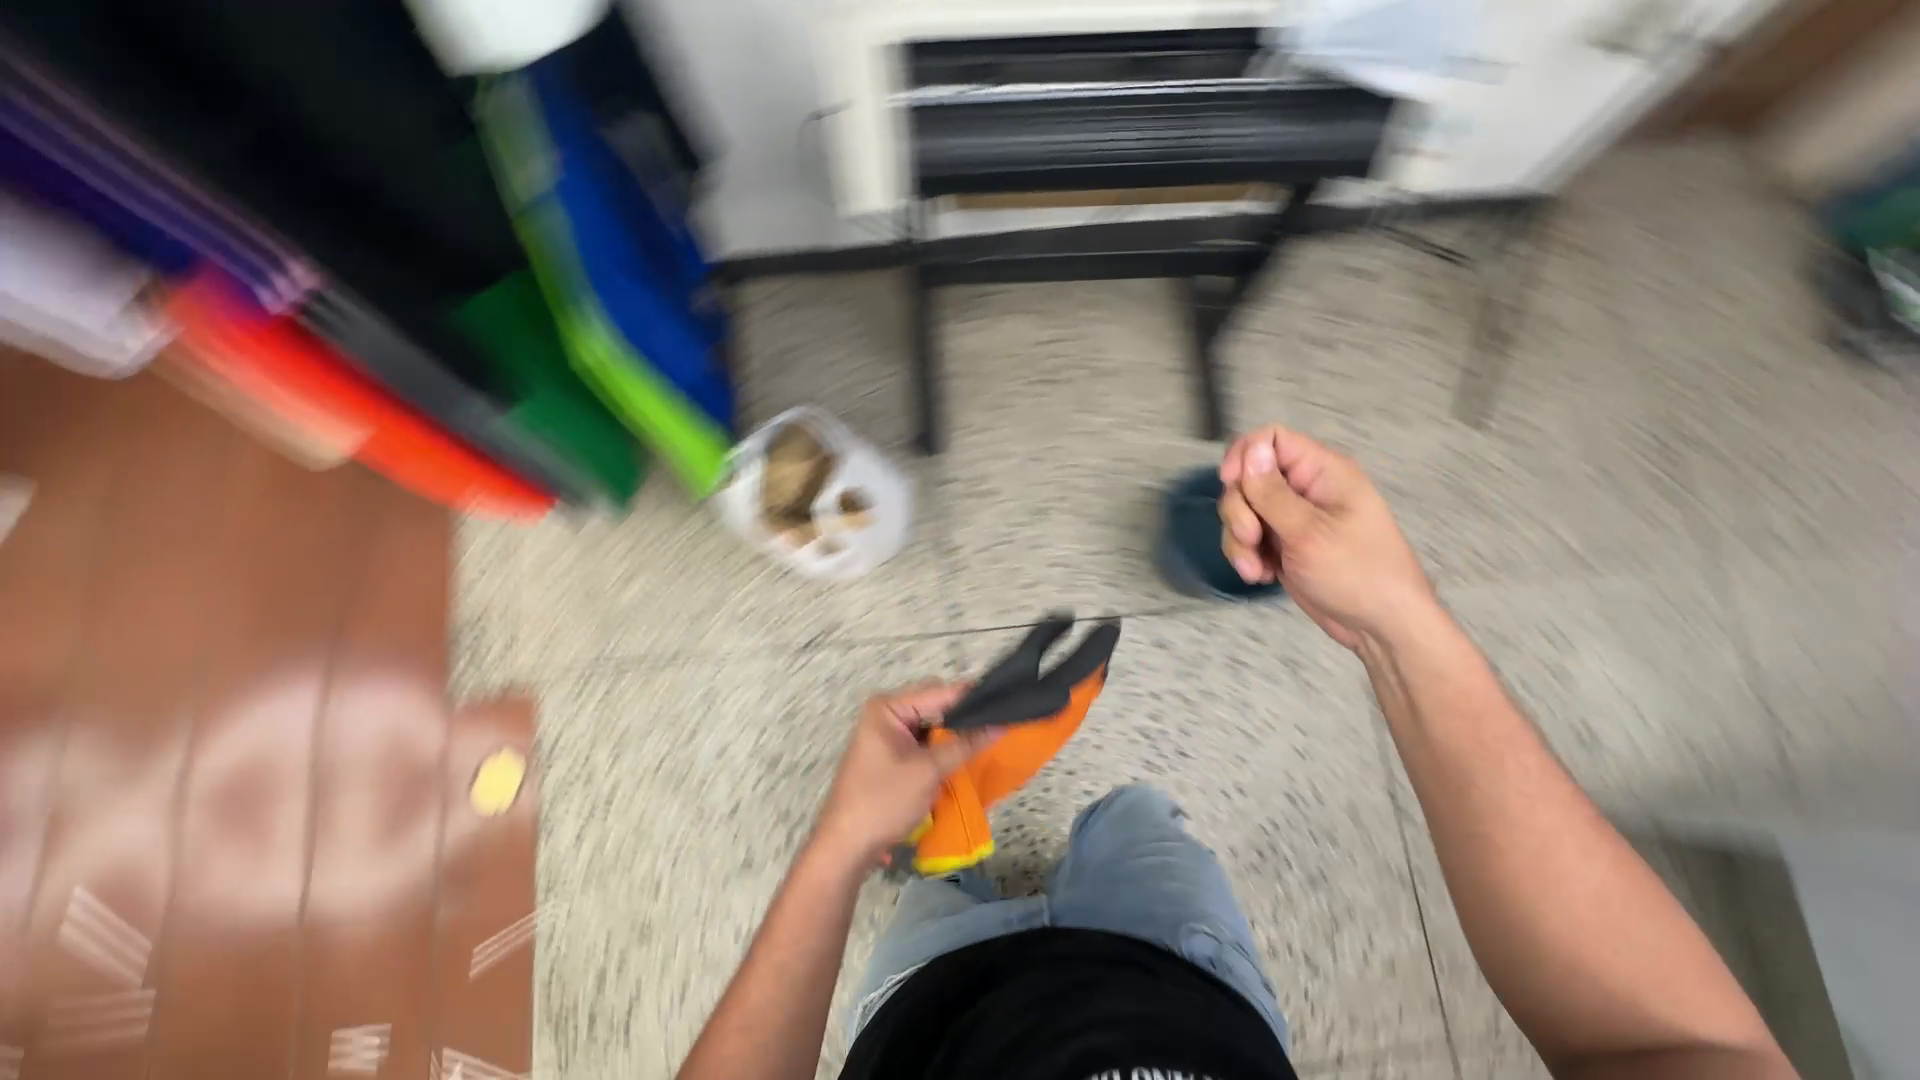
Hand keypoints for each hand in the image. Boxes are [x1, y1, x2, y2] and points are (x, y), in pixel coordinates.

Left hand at [813, 683, 999, 864]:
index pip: (938, 692)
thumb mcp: (928, 770)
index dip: (972, 698)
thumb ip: (965, 744)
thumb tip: (1000, 725)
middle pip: (935, 707)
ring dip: (955, 737)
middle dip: (964, 719)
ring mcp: (888, 737)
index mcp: (887, 708)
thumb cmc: (883, 801)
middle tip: (999, 726)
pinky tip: (965, 758)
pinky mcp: (892, 757)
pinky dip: (943, 751)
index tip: (1006, 703)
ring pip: (932, 728)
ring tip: (989, 741)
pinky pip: (925, 745)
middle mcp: (886, 715)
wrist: (847, 845)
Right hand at [1219, 424, 1435, 649]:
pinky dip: (1246, 556)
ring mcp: (1292, 519)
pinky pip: (1248, 539)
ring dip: (1239, 540)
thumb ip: (1272, 492)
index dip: (1244, 456)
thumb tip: (1250, 451)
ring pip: (1242, 512)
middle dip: (1239, 511)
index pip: (1271, 439)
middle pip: (1247, 478)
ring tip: (1256, 570)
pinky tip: (1262, 576)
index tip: (1230, 483)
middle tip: (1251, 540)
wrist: (1380, 626)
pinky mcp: (1282, 545)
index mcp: (1321, 472)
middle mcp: (1304, 489)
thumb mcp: (1309, 532)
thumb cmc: (1357, 573)